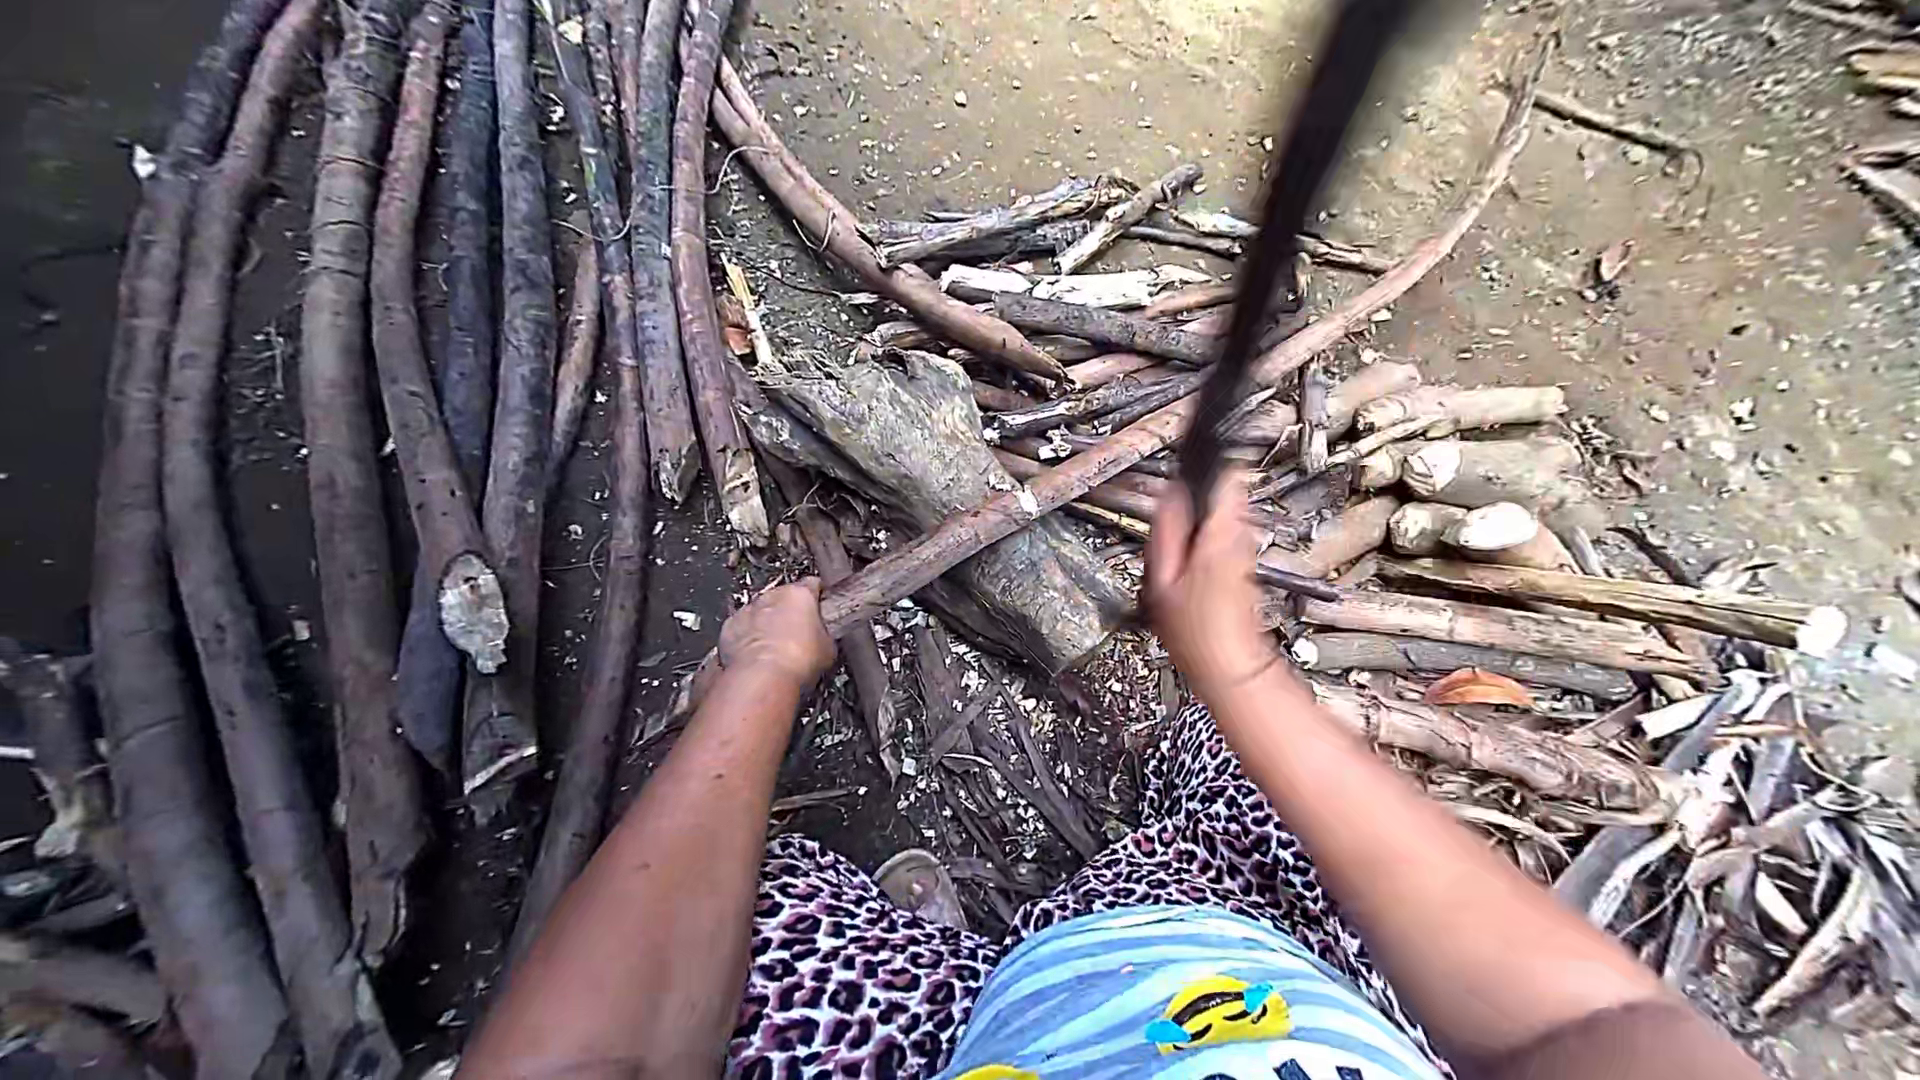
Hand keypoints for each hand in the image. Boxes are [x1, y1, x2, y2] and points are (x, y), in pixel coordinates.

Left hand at [717, 578, 835, 689]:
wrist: (763, 679)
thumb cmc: (797, 661)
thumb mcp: (829, 647)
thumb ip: (825, 632)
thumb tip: (824, 637)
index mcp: (800, 594)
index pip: (812, 584)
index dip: (817, 596)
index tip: (819, 607)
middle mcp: (772, 596)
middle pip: (783, 597)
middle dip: (789, 612)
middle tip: (798, 635)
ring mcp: (748, 611)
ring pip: (760, 612)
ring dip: (767, 624)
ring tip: (776, 649)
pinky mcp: (730, 628)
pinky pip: (742, 629)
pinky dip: (748, 638)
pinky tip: (757, 656)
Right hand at [1146, 470, 1279, 693]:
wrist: (1227, 664)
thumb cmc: (1195, 630)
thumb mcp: (1162, 579)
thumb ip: (1166, 531)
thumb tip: (1169, 493)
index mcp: (1219, 533)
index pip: (1224, 474)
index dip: (1205, 461)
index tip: (1191, 455)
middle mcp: (1240, 535)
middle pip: (1222, 491)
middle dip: (1194, 498)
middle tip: (1170, 522)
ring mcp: (1246, 547)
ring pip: (1223, 510)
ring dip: (1200, 517)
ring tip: (1177, 548)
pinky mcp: (1246, 560)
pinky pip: (1225, 531)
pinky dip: (1206, 535)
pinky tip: (1189, 561)